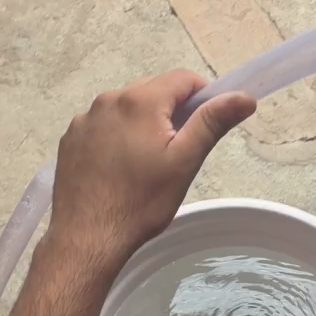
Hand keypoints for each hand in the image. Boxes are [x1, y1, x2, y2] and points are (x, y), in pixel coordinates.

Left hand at [46, 70, 255, 273]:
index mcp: (140, 101)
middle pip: (154, 90)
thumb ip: (212, 122)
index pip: (183, 78)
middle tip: (178, 151)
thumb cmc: (142, 201)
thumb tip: (244, 96)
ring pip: (127, 107)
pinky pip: (103, 124)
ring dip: (144, 123)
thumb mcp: (185, 161)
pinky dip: (117, 135)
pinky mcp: (70, 138)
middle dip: (172, 111)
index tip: (206, 126)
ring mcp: (85, 119)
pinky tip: (119, 167)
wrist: (88, 236)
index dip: (203, 96)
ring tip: (147, 163)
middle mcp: (108, 99)